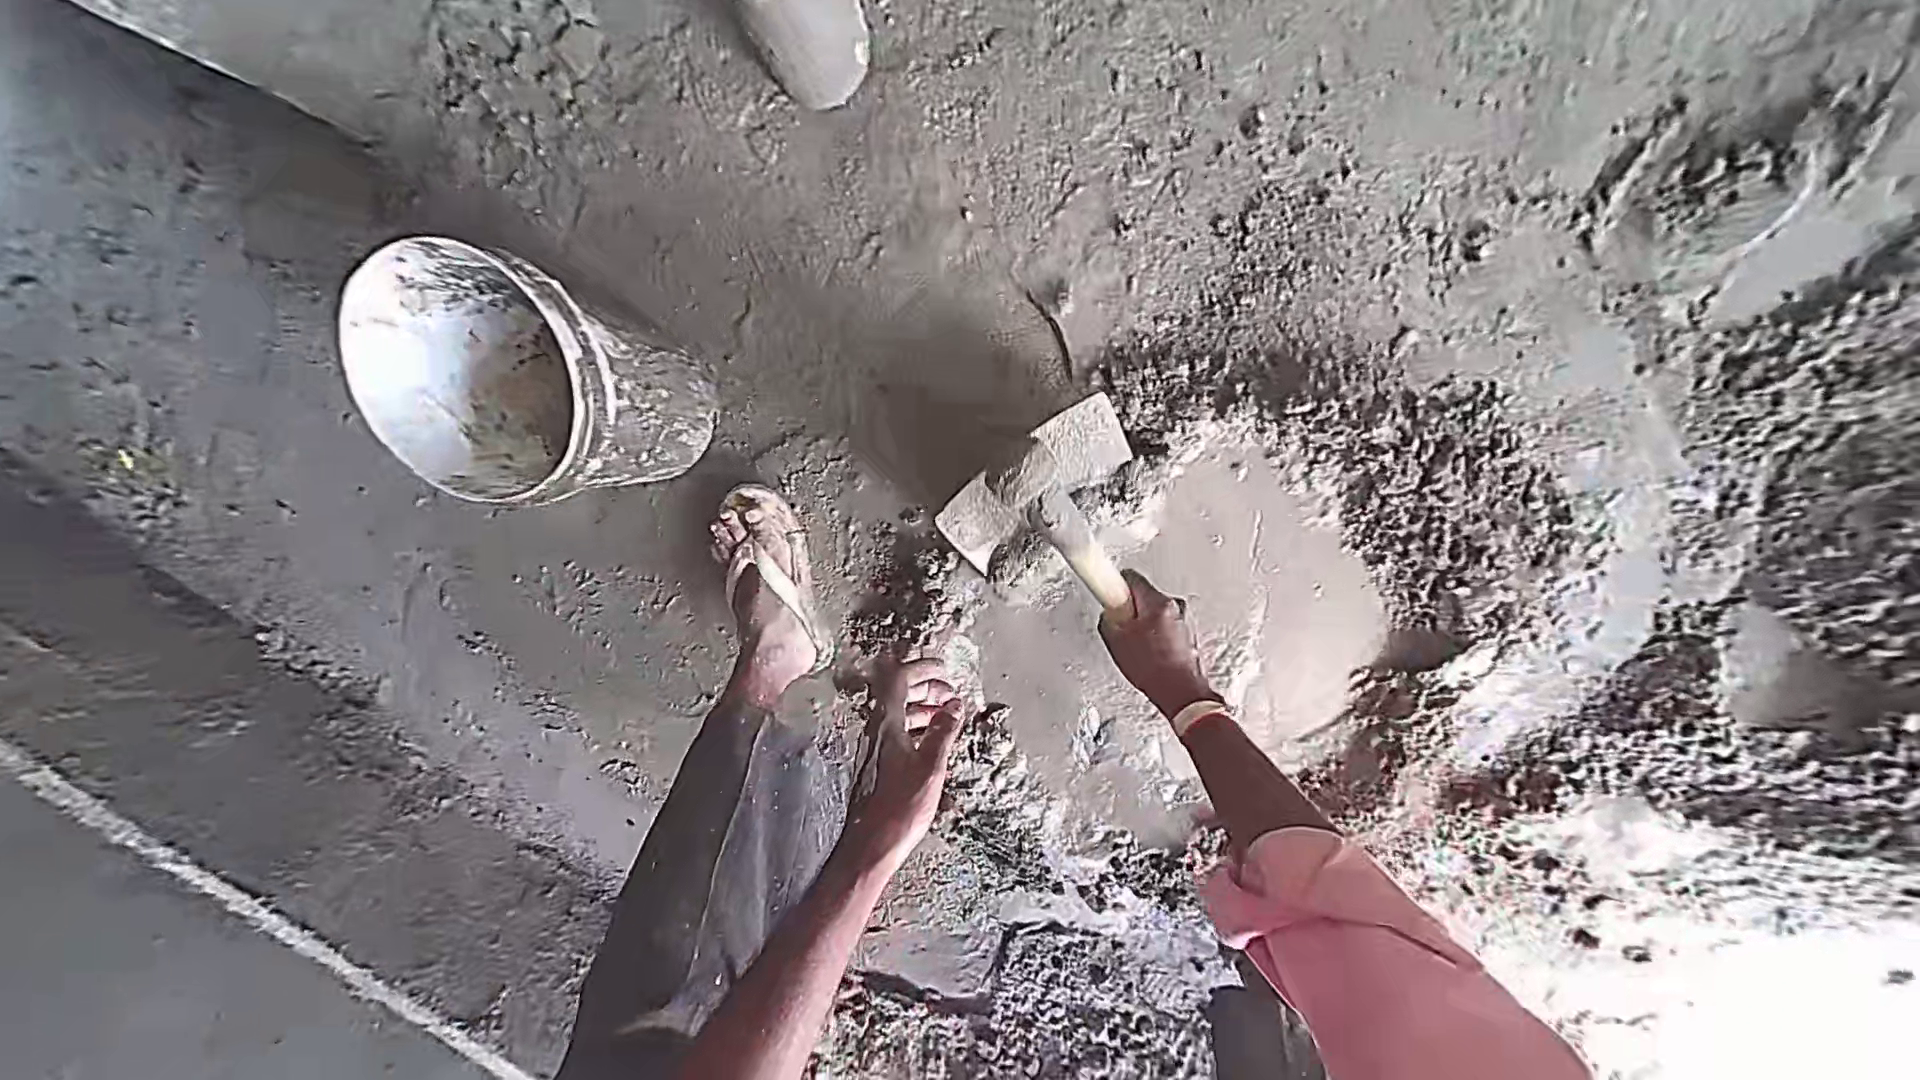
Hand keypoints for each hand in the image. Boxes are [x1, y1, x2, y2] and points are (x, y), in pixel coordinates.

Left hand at [844, 658, 969, 871]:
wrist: (870, 846)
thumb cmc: (898, 809)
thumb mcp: (930, 766)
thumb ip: (943, 732)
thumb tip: (955, 706)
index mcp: (887, 724)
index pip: (899, 678)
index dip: (921, 668)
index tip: (942, 667)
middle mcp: (877, 730)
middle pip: (898, 692)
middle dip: (926, 686)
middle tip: (950, 693)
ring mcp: (875, 746)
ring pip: (899, 712)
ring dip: (923, 706)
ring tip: (947, 714)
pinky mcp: (878, 762)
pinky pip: (898, 730)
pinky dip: (917, 725)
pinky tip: (933, 739)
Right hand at [1099, 569, 1219, 720]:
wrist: (1183, 694)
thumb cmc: (1155, 671)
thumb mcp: (1116, 642)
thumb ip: (1108, 618)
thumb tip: (1108, 611)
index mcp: (1157, 602)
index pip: (1130, 577)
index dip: (1114, 585)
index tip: (1107, 586)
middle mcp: (1175, 605)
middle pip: (1143, 594)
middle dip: (1130, 609)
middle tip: (1123, 629)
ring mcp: (1185, 619)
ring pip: (1156, 610)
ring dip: (1145, 623)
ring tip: (1139, 646)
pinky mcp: (1190, 633)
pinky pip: (1167, 624)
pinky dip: (1158, 634)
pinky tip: (1152, 653)